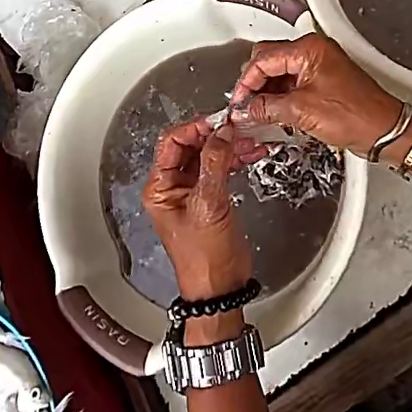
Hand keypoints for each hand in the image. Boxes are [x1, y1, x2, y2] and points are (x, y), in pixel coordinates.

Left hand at [140, 119, 261, 300]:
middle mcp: (172, 186)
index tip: (218, 123)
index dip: (195, 129)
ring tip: (250, 139)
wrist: (220, 289)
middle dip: (215, 135)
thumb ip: (215, 166)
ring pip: (207, 156)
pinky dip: (234, 160)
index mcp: (160, 187)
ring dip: (228, 146)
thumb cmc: (205, 259)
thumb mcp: (209, 206)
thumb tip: (221, 134)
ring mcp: (190, 192)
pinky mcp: (209, 198)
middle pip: (190, 146)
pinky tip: (250, 154)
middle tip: (237, 128)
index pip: (172, 143)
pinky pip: (219, 169)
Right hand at [228, 34, 402, 152]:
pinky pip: (291, 83)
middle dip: (254, 85)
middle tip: (246, 105)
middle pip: (268, 61)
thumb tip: (245, 110)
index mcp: (309, 50)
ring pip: (278, 73)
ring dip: (267, 92)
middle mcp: (314, 52)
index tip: (240, 101)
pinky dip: (280, 97)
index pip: (262, 59)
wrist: (387, 133)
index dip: (246, 83)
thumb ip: (265, 107)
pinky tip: (275, 112)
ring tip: (260, 112)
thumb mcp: (300, 112)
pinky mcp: (322, 81)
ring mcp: (319, 65)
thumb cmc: (358, 117)